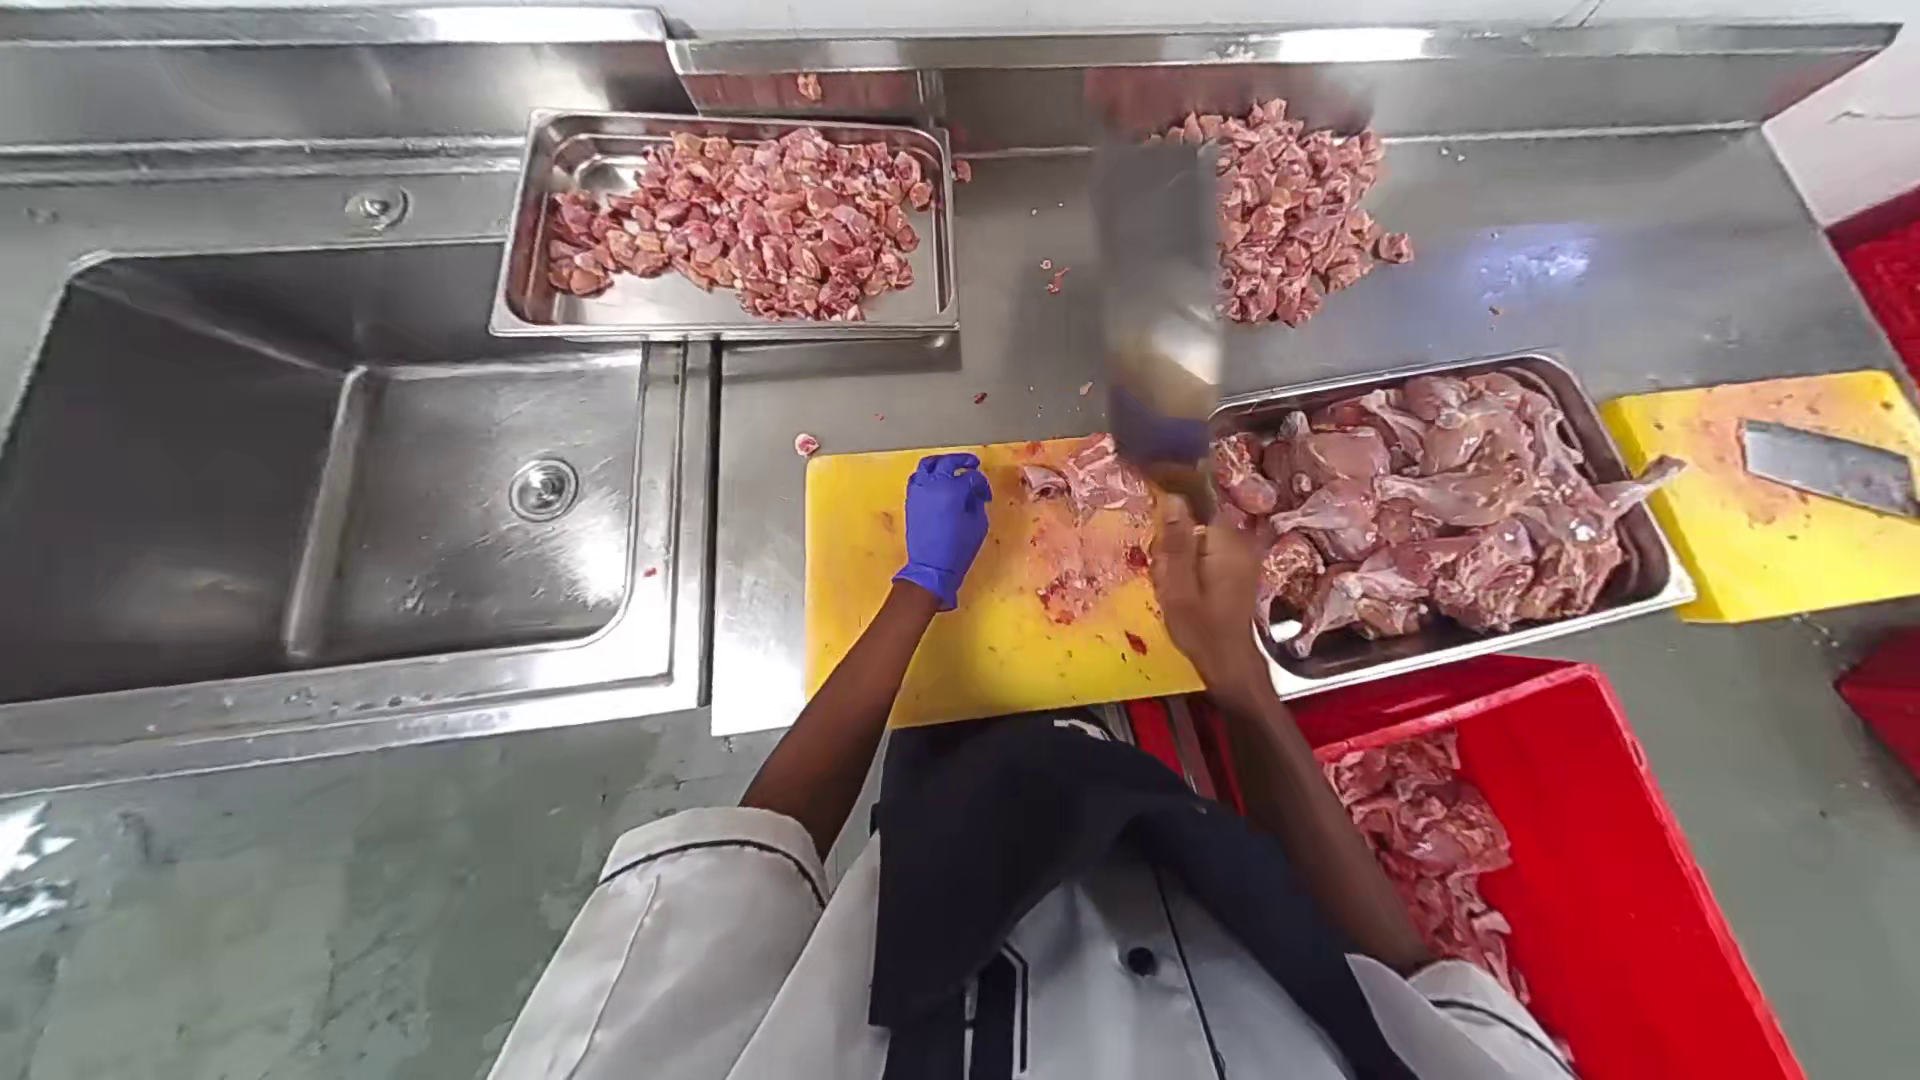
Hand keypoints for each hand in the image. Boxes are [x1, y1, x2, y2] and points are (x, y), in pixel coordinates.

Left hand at [894, 452, 993, 610]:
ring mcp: (919, 490)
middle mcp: (934, 484)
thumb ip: (976, 502)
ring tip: (950, 465)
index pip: (971, 477)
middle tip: (972, 464)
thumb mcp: (978, 524)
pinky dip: (927, 474)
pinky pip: (917, 478)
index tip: (985, 495)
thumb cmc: (959, 547)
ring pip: (928, 464)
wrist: (932, 566)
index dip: (982, 484)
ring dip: (941, 462)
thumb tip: (973, 491)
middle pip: (948, 462)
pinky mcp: (911, 499)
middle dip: (962, 461)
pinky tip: (936, 480)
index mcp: (953, 489)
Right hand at [1151, 495, 1268, 703]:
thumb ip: (1175, 542)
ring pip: (1194, 538)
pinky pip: (1202, 552)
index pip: (1194, 504)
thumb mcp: (1177, 586)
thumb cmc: (1200, 628)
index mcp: (1226, 542)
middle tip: (1164, 575)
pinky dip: (1187, 566)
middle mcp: (1239, 541)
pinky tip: (1181, 589)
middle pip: (1192, 522)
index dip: (1170, 517)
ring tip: (1171, 585)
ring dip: (1176, 557)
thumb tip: (1173, 498)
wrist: (1227, 662)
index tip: (1157, 543)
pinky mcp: (1234, 566)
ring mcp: (1239, 554)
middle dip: (1171, 544)